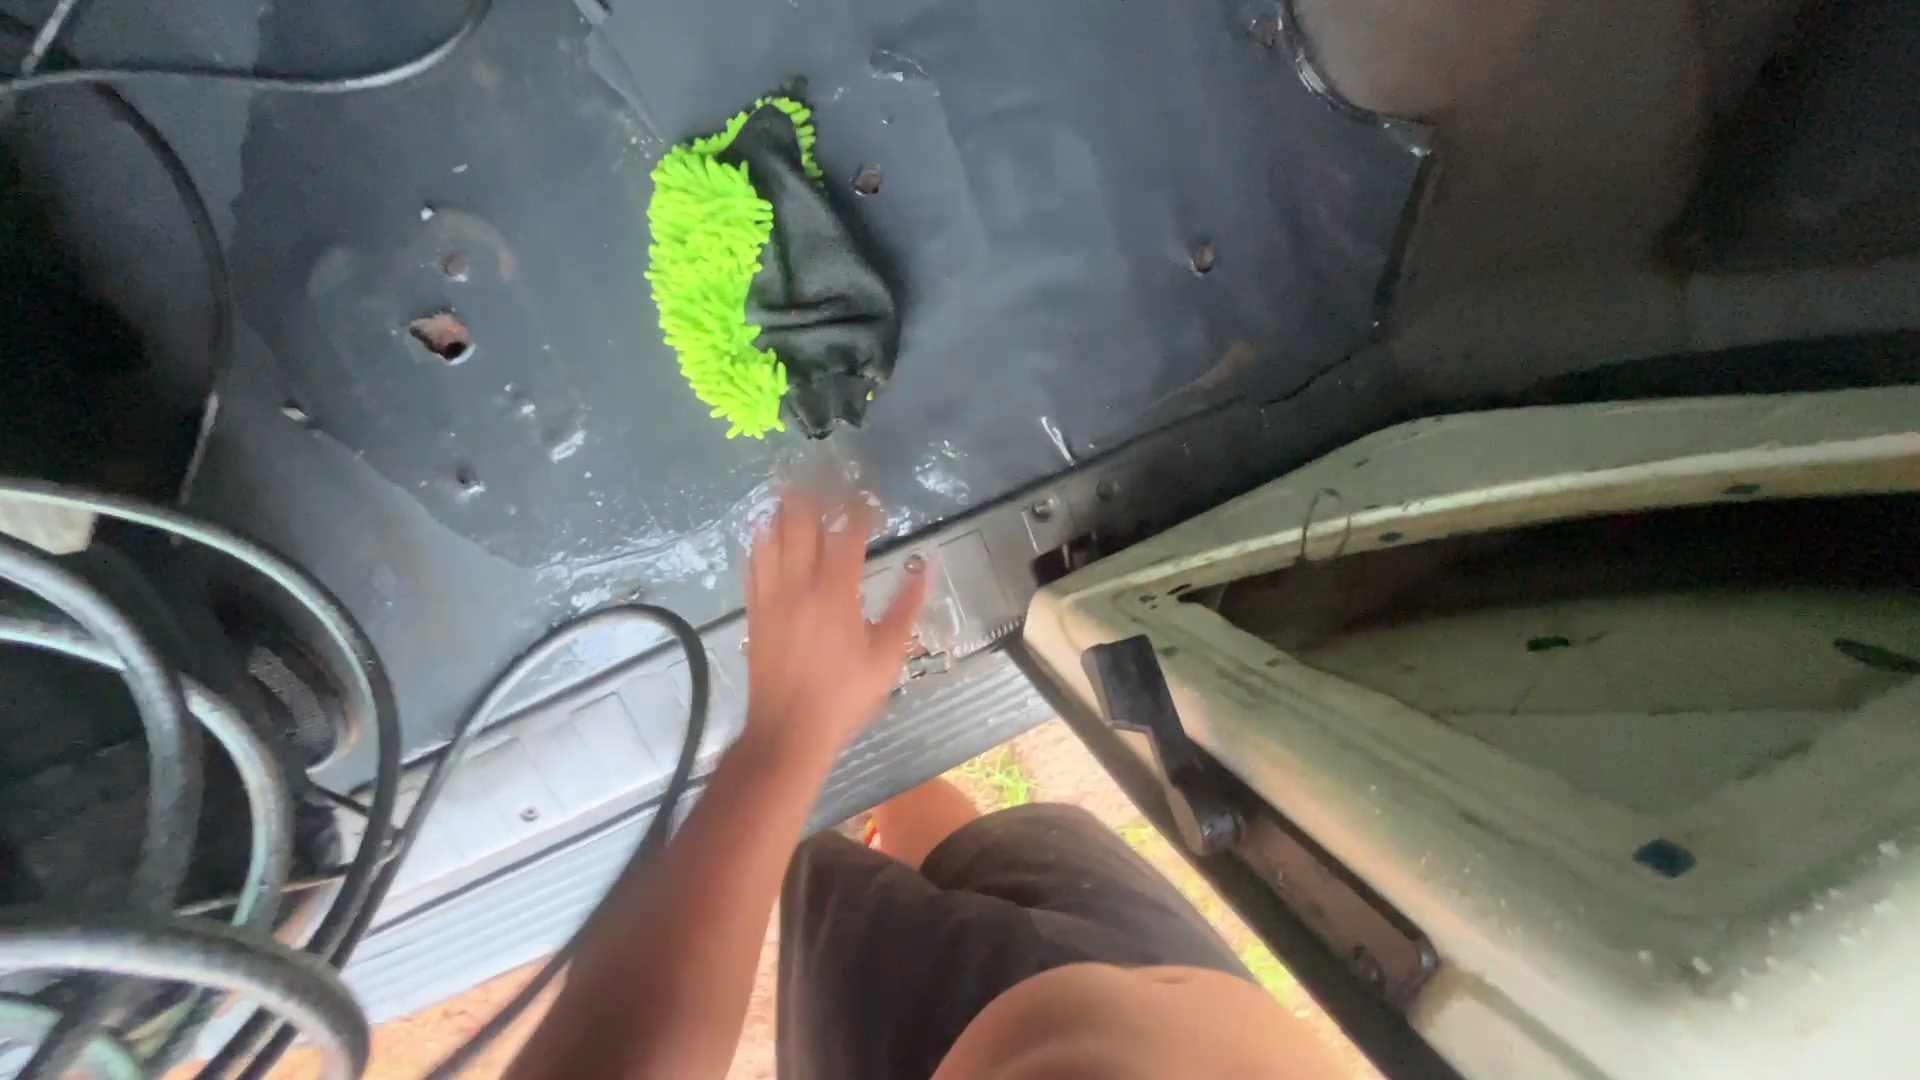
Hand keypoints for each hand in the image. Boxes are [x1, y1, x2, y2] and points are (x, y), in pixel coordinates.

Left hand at [743, 492, 928, 761]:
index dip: (858, 507)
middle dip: (814, 494)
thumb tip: (925, 569)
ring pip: (771, 537)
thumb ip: (906, 607)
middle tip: (824, 476)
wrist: (788, 731)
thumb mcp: (887, 656)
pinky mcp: (754, 610)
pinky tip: (763, 530)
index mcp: (836, 592)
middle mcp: (799, 584)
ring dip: (783, 509)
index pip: (847, 533)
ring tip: (793, 489)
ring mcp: (771, 595)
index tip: (868, 494)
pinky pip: (752, 564)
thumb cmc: (844, 695)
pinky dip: (759, 541)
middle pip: (801, 523)